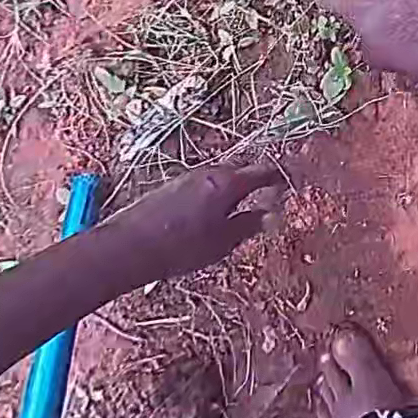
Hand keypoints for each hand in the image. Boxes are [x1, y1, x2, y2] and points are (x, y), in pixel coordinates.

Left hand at [101, 163, 285, 281]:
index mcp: (229, 183)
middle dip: (256, 182)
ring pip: (221, 177)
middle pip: (241, 170)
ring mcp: (188, 177)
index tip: (290, 183)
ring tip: (239, 211)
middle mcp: (210, 172)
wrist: (127, 247)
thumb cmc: (182, 247)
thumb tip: (271, 214)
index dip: (279, 176)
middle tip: (267, 200)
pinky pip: (203, 184)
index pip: (263, 171)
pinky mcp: (171, 186)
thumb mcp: (224, 241)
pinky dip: (215, 193)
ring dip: (234, 189)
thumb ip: (250, 224)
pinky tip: (210, 214)